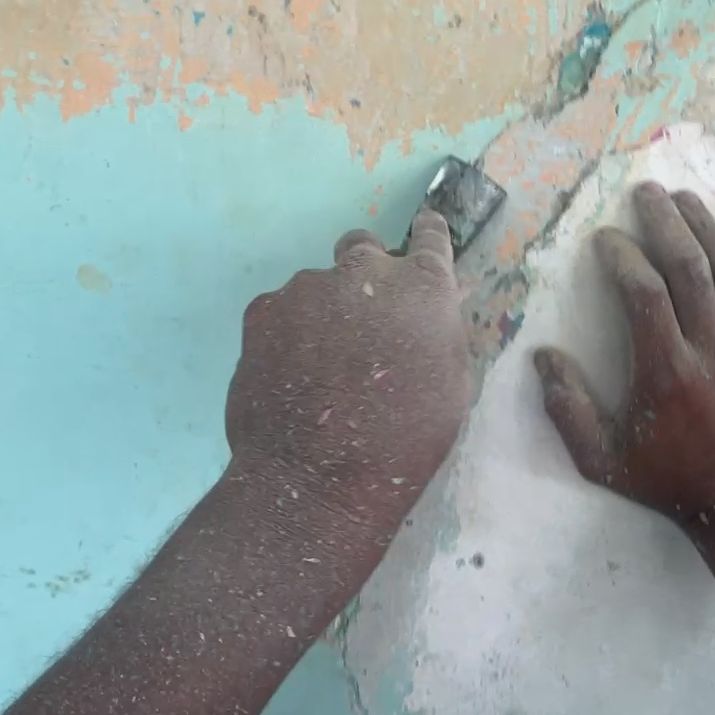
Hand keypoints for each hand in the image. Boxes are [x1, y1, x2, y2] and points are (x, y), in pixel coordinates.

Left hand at [225, 209, 470, 540]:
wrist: (319, 478)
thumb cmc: (404, 441)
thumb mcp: (452, 386)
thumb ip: (441, 330)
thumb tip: (435, 304)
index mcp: (422, 288)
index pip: (431, 236)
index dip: (427, 237)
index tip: (423, 240)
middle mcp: (364, 272)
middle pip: (363, 247)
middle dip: (365, 272)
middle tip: (362, 318)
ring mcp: (307, 287)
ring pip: (318, 285)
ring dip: (323, 310)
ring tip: (318, 365)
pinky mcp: (262, 308)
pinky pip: (281, 309)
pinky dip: (287, 331)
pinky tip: (288, 373)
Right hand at [533, 181, 714, 521]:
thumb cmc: (665, 481)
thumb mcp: (599, 459)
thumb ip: (567, 409)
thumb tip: (543, 357)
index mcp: (664, 371)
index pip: (642, 292)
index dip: (621, 256)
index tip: (604, 239)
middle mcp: (710, 350)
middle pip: (690, 269)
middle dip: (665, 222)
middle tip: (646, 192)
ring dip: (708, 228)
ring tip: (686, 198)